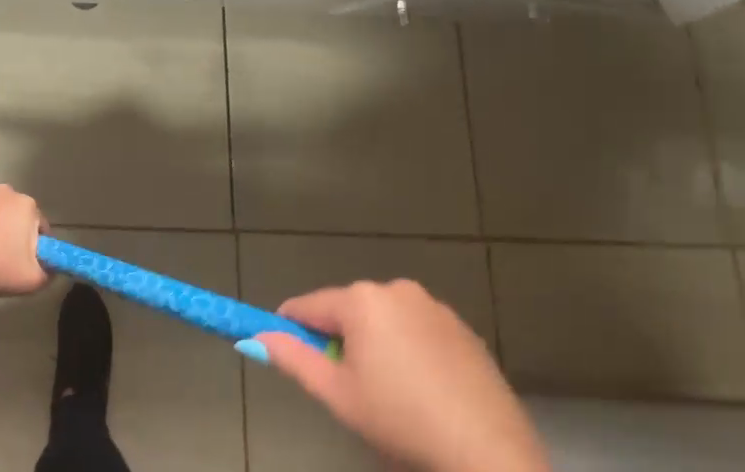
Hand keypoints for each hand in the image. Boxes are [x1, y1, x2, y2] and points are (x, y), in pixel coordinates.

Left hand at [0, 185, 49, 298]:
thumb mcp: (32, 280)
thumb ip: (50, 272)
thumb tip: (51, 266)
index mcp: (27, 205)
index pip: (42, 229)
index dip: (37, 250)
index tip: (25, 266)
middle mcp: (6, 191)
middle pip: (19, 218)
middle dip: (16, 237)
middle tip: (4, 262)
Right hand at [248, 281, 548, 471]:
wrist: (490, 455)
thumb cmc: (401, 420)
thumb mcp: (336, 394)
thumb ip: (291, 359)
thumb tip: (254, 337)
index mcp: (361, 300)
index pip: (307, 307)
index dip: (291, 329)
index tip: (289, 355)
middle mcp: (396, 290)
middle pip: (347, 311)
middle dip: (340, 340)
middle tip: (348, 386)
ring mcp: (435, 308)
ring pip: (384, 320)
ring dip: (375, 344)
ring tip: (389, 392)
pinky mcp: (465, 331)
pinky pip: (418, 331)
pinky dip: (409, 351)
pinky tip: (422, 391)